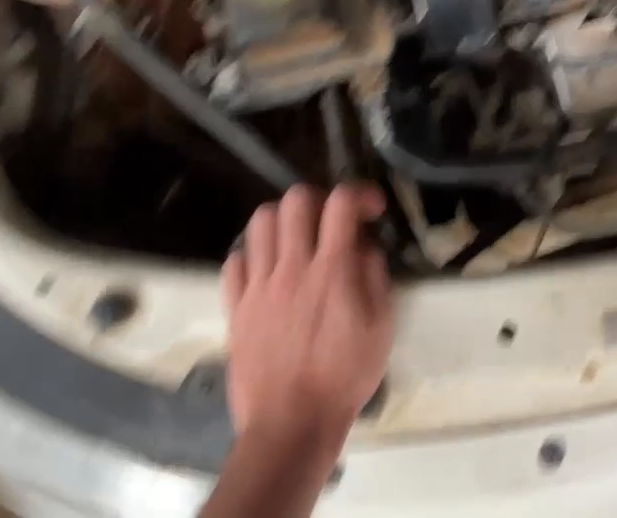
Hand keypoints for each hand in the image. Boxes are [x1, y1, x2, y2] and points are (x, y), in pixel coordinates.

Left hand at [221, 183, 393, 441]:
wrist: (291, 423)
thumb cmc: (345, 376)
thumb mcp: (382, 326)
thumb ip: (375, 277)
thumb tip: (365, 247)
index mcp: (332, 271)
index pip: (340, 203)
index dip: (359, 194)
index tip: (372, 211)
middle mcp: (292, 268)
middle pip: (294, 201)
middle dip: (319, 199)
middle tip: (331, 222)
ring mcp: (259, 287)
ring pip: (260, 223)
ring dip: (283, 221)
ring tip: (298, 241)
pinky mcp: (236, 308)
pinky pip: (234, 262)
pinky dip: (253, 255)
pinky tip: (270, 271)